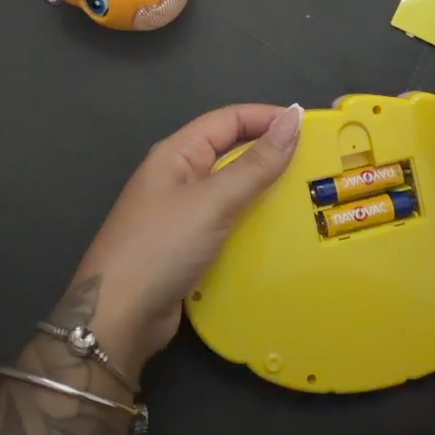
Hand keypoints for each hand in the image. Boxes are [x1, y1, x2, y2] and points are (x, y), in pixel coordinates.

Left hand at [68, 104, 302, 380]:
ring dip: (265, 189)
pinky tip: (280, 232)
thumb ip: (255, 164)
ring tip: (307, 195)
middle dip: (270, 152)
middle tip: (316, 162)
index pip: (229, 120)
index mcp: (177, 153)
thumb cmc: (162, 246)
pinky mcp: (187, 245)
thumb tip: (293, 119)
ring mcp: (181, 212)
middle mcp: (178, 175)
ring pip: (231, 188)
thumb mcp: (213, 201)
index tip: (310, 126)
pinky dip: (253, 221)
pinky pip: (228, 221)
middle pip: (230, 151)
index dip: (267, 117)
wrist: (119, 317)